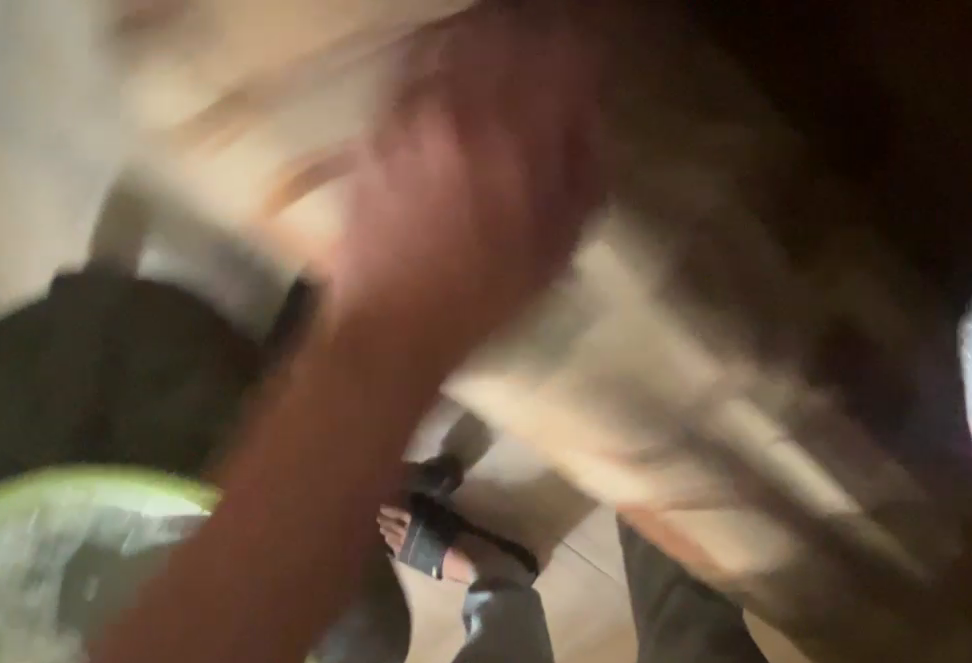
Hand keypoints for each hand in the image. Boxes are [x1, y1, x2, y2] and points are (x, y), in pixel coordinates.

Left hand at [324, 5, 604, 374]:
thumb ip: (583, 180)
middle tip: (552, 61)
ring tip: (505, 59)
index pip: (568, 55)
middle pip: (514, 30)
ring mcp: (414, 110)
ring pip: (462, 34)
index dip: (588, 57)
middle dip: (541, 41)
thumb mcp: (553, 251)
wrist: (392, 323)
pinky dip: (445, 56)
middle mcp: (465, 106)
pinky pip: (416, 62)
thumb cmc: (481, 300)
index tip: (592, 75)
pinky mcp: (379, 125)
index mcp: (519, 138)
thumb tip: (591, 129)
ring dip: (493, 40)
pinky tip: (454, 79)